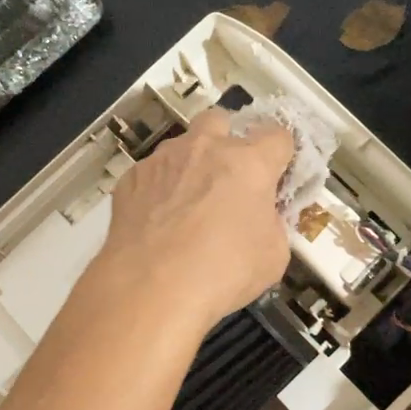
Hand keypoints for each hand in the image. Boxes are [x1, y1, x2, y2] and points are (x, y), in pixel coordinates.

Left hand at [90, 108, 295, 331]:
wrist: (152, 288)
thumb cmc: (224, 272)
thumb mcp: (273, 256)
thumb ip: (272, 224)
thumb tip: (261, 217)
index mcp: (249, 163)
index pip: (277, 137)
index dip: (279, 155)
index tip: (275, 176)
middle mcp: (205, 149)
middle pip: (220, 121)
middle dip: (226, 142)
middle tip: (227, 179)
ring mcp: (163, 159)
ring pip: (181, 146)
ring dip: (189, 165)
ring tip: (186, 205)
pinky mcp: (131, 178)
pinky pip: (152, 173)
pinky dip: (159, 189)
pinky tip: (157, 222)